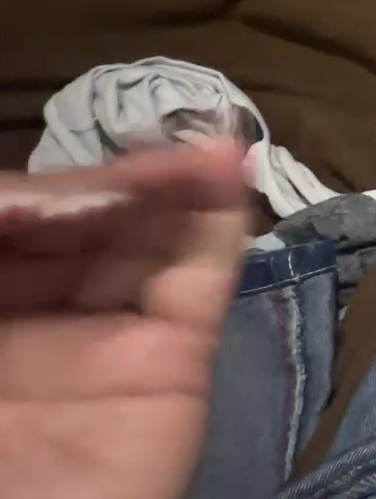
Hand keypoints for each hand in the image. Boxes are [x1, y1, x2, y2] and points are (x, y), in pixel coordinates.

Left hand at [0, 141, 247, 498]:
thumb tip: (47, 196)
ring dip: (177, 185)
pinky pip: (199, 278)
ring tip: (205, 142)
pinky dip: (220, 219)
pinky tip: (229, 169)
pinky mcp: (172, 356)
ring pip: (147, 241)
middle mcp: (22, 322)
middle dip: (112, 183)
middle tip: (150, 149)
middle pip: (81, 229)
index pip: (9, 228)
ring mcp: (102, 339)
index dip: (36, 193)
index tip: (53, 186)